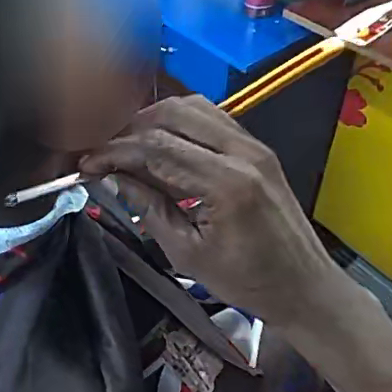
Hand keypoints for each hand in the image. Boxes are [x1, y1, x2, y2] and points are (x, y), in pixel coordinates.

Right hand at [81, 95, 338, 318]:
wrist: (304, 285)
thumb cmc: (247, 280)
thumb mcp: (187, 253)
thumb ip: (148, 207)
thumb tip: (112, 176)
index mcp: (227, 183)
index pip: (156, 148)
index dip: (114, 152)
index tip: (87, 164)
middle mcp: (243, 151)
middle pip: (171, 114)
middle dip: (129, 129)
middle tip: (104, 152)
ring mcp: (253, 144)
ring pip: (191, 106)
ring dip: (153, 120)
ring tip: (128, 146)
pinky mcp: (256, 146)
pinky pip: (210, 117)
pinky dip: (178, 123)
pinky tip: (161, 145)